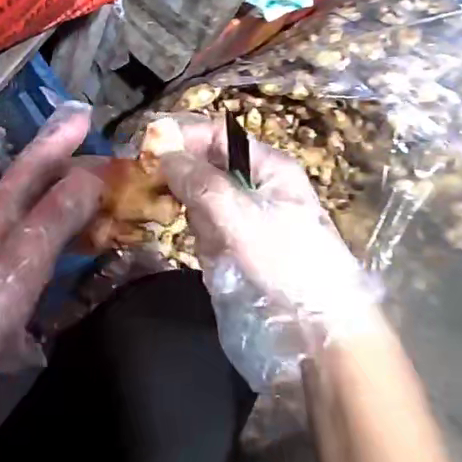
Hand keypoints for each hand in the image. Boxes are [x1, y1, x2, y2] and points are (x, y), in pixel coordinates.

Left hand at [0, 103, 103, 370]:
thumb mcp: (27, 255)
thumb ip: (56, 214)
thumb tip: (90, 176)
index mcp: (2, 203)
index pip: (35, 160)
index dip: (60, 137)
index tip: (85, 115)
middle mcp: (0, 209)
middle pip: (40, 175)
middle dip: (73, 161)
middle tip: (111, 159)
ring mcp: (0, 232)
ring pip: (41, 197)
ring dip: (71, 186)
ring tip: (102, 184)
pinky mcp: (6, 253)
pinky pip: (42, 220)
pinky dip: (66, 214)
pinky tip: (80, 224)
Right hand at [148, 114, 384, 388]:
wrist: (314, 326)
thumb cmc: (287, 261)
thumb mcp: (242, 216)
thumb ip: (201, 184)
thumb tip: (165, 154)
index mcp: (267, 167)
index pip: (218, 135)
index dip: (184, 135)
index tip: (147, 144)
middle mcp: (252, 185)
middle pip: (204, 164)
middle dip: (179, 172)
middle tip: (149, 180)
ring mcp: (241, 216)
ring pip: (197, 196)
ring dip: (184, 205)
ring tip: (176, 215)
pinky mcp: (230, 243)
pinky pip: (201, 226)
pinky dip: (193, 231)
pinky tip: (197, 243)